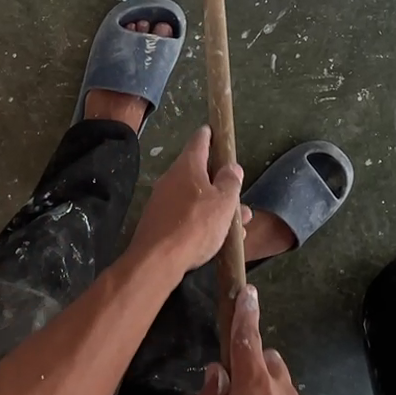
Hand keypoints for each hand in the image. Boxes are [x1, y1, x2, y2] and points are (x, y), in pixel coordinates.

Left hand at [128, 125, 243, 275]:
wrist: (157, 261)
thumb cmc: (195, 225)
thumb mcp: (224, 202)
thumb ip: (230, 182)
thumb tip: (231, 167)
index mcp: (188, 165)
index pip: (200, 140)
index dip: (211, 135)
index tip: (218, 133)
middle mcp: (172, 177)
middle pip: (199, 171)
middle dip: (221, 182)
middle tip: (238, 191)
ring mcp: (163, 200)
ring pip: (196, 197)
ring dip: (216, 206)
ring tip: (239, 223)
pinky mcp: (159, 222)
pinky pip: (186, 215)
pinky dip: (203, 220)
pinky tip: (219, 239)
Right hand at [193, 285, 310, 394]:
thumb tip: (217, 372)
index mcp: (253, 385)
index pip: (247, 337)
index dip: (245, 312)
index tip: (248, 291)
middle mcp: (280, 391)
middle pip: (266, 360)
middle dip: (251, 366)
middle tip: (229, 394)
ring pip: (278, 384)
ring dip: (262, 390)